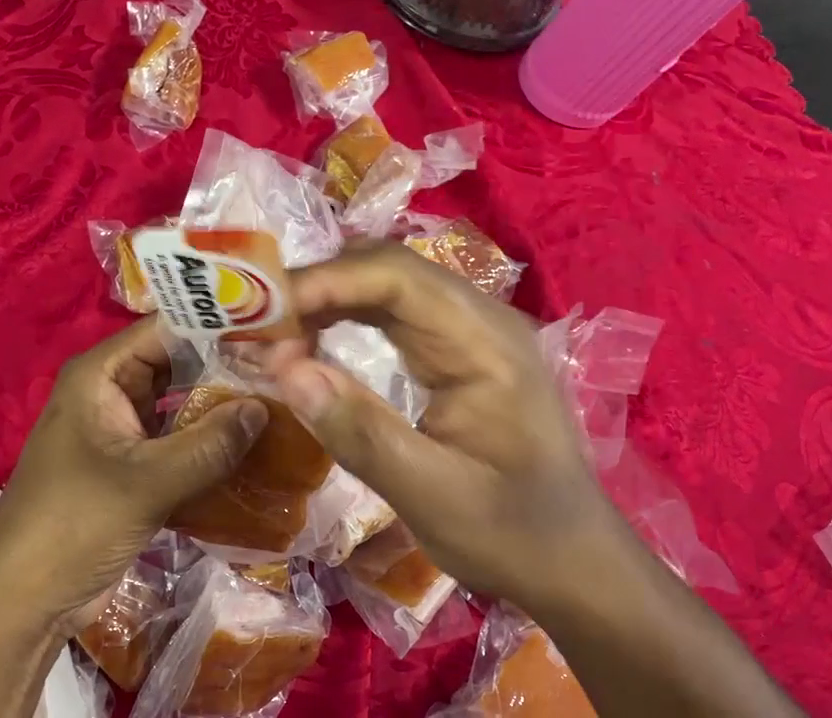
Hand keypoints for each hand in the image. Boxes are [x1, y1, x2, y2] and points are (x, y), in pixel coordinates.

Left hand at [0, 316, 267, 633]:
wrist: (24, 600)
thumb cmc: (74, 523)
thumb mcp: (146, 482)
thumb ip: (208, 444)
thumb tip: (264, 407)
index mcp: (100, 373)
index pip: (166, 329)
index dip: (217, 326)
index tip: (273, 330)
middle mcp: (110, 390)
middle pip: (177, 363)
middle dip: (227, 368)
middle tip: (288, 369)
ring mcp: (120, 429)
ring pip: (179, 404)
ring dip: (221, 408)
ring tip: (282, 401)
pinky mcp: (130, 466)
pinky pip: (176, 441)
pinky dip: (208, 443)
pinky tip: (255, 446)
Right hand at [259, 243, 618, 606]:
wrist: (574, 562)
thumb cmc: (512, 533)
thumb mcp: (432, 497)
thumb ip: (359, 432)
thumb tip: (284, 370)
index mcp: (485, 343)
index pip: (396, 278)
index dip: (326, 281)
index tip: (266, 313)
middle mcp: (478, 318)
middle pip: (386, 268)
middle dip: (318, 285)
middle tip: (257, 323)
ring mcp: (467, 330)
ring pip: (384, 283)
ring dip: (326, 298)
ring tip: (273, 331)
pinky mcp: (454, 348)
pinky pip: (390, 310)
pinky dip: (344, 316)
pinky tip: (311, 340)